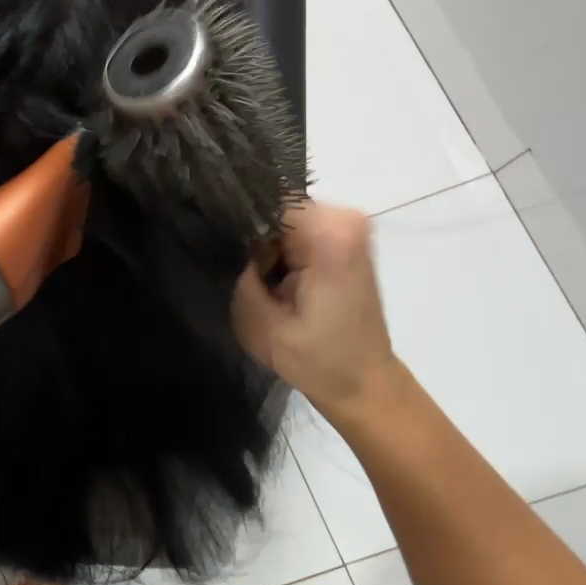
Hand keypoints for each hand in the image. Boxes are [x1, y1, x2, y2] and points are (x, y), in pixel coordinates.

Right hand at [231, 201, 402, 416]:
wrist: (360, 381)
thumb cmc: (313, 358)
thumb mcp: (258, 322)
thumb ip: (240, 274)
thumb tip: (231, 242)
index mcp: (330, 236)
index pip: (267, 204)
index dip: (239, 227)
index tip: (225, 255)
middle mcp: (346, 219)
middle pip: (276, 210)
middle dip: (254, 239)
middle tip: (247, 278)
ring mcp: (350, 227)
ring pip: (283, 220)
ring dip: (266, 248)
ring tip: (262, 283)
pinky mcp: (346, 240)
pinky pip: (298, 232)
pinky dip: (281, 252)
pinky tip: (277, 280)